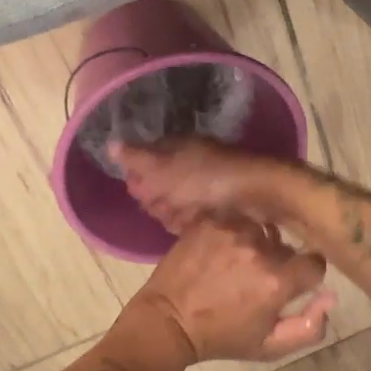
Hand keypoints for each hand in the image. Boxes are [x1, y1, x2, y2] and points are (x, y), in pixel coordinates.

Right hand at [111, 138, 297, 231]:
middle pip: (163, 185)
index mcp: (179, 147)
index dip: (141, 180)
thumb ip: (137, 158)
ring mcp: (210, 183)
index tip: (140, 193)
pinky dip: (193, 222)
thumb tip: (111, 144)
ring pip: (180, 202)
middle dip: (158, 200)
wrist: (259, 194)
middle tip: (166, 206)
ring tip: (182, 218)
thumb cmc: (207, 178)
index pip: (148, 163)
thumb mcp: (165, 168)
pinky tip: (195, 227)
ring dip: (175, 213)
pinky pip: (199, 215)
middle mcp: (193, 162)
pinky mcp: (224, 204)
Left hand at [130, 213, 334, 363]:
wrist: (168, 321)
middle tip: (255, 280)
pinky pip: (234, 220)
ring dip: (254, 243)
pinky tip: (217, 250)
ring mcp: (231, 230)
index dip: (305, 275)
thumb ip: (310, 326)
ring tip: (234, 263)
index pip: (314, 262)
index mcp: (277, 280)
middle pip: (285, 246)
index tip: (290, 284)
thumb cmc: (222, 337)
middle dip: (277, 261)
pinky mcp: (209, 220)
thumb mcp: (270, 346)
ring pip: (260, 230)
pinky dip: (230, 232)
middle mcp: (258, 249)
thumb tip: (330, 297)